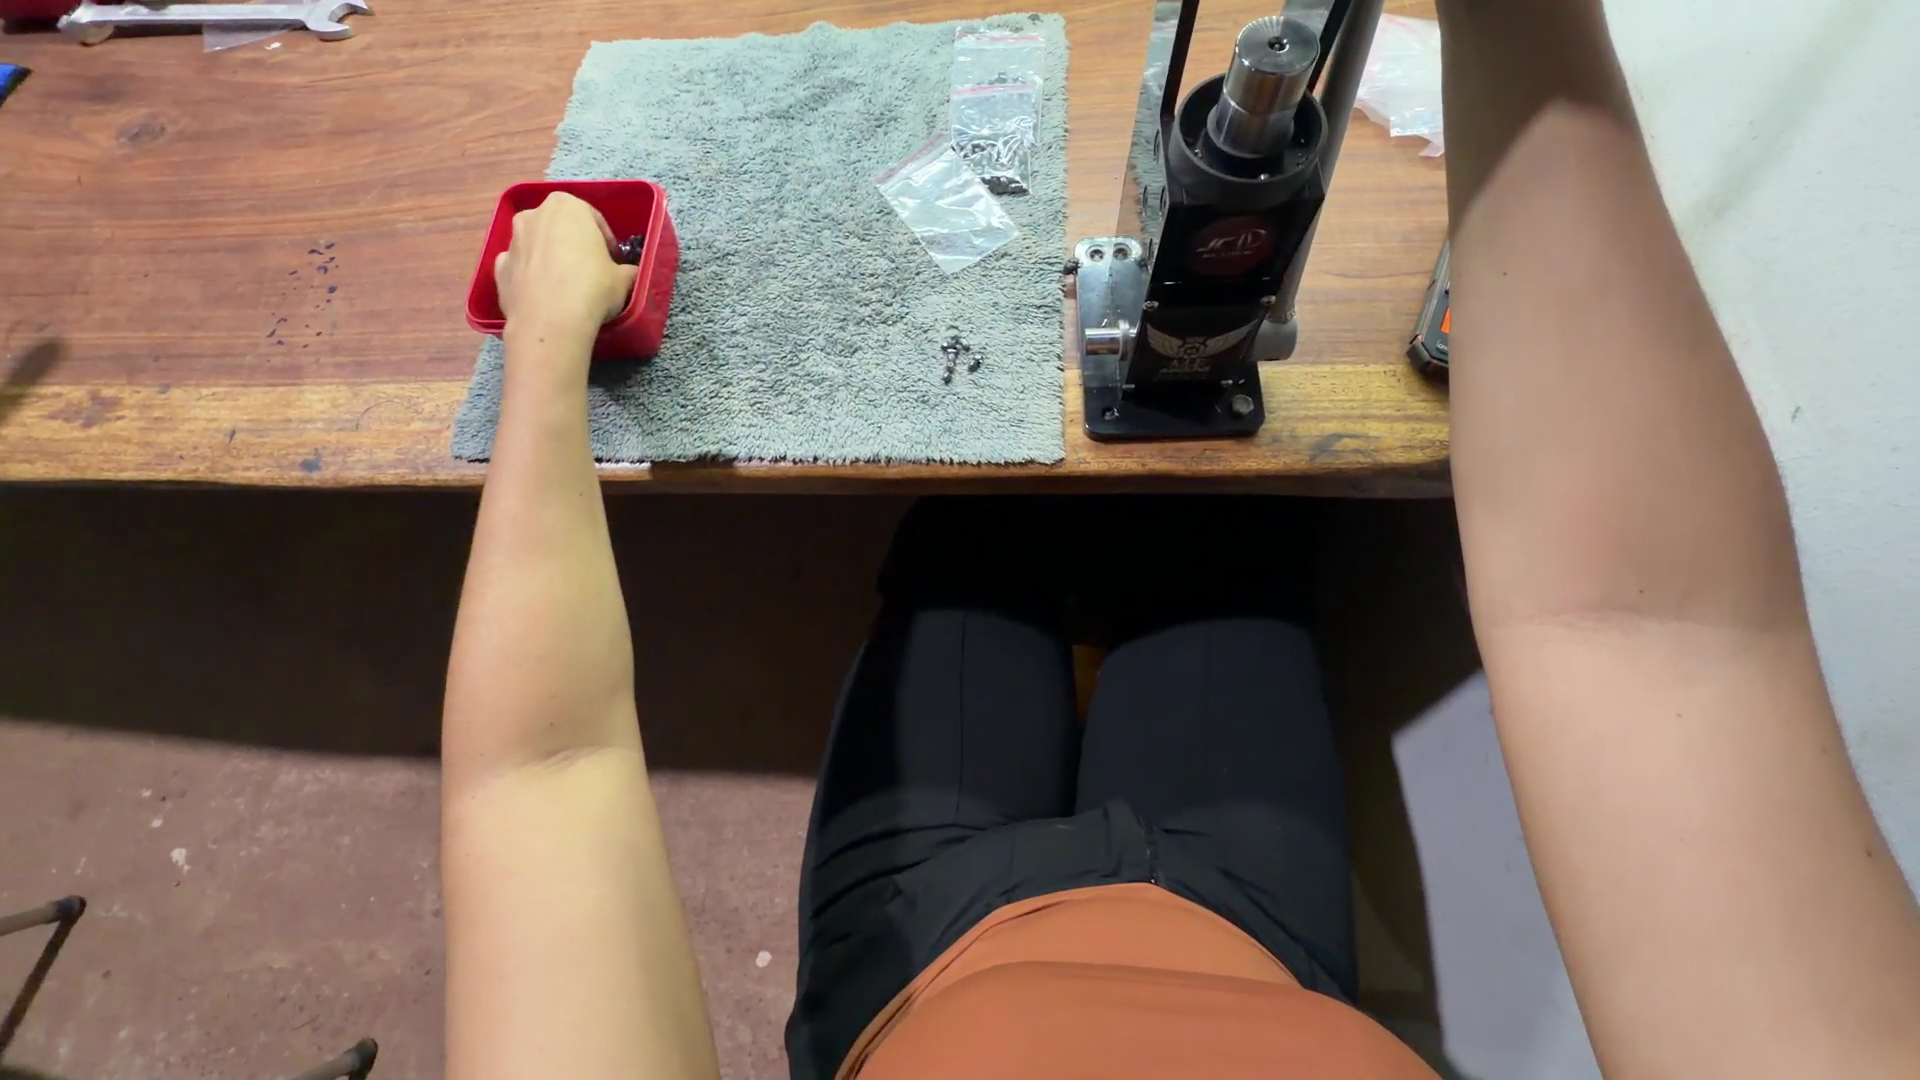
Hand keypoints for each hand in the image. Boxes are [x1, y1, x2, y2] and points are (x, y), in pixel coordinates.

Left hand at [493, 192, 637, 342]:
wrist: (550, 319)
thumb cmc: (593, 288)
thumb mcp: (625, 279)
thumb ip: (627, 270)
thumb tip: (629, 274)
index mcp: (567, 206)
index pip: (593, 218)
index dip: (607, 241)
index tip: (615, 262)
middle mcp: (534, 214)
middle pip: (560, 226)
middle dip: (574, 244)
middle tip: (591, 270)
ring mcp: (512, 239)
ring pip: (537, 244)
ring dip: (551, 257)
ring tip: (568, 285)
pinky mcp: (499, 266)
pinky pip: (521, 266)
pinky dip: (532, 276)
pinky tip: (546, 296)